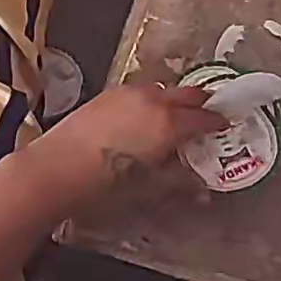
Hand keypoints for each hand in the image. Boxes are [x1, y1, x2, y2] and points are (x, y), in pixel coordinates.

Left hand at [42, 83, 226, 194]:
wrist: (56, 168)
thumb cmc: (107, 184)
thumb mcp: (149, 187)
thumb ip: (179, 182)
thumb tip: (203, 191)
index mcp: (169, 124)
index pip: (204, 118)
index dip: (217, 121)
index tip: (224, 125)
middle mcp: (155, 101)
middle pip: (188, 94)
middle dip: (201, 103)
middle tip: (208, 114)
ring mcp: (130, 93)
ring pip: (164, 89)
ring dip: (175, 99)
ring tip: (175, 115)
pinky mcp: (109, 93)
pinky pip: (141, 91)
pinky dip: (152, 99)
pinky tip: (143, 115)